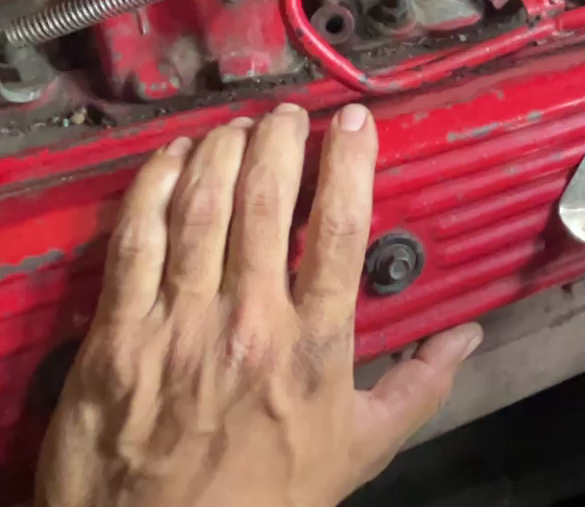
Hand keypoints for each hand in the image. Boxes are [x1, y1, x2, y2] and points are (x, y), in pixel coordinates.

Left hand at [36, 103, 483, 506]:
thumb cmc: (265, 498)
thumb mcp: (359, 449)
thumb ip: (419, 386)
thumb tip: (470, 336)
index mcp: (314, 346)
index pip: (341, 229)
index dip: (351, 163)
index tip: (355, 121)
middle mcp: (249, 323)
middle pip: (265, 201)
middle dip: (280, 141)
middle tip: (290, 115)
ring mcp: (178, 327)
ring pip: (201, 209)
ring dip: (222, 151)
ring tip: (240, 126)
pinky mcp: (115, 339)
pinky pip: (134, 243)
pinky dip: (152, 188)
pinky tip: (172, 155)